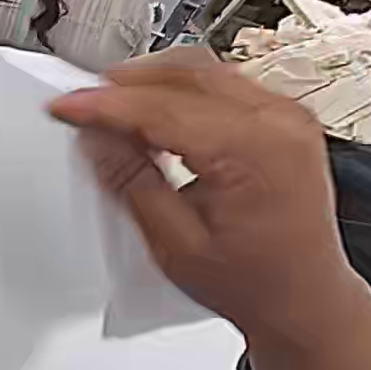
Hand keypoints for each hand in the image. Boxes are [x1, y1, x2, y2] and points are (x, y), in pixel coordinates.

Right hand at [49, 47, 370, 369]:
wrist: (303, 299)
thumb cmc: (254, 284)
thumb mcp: (176, 245)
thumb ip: (133, 183)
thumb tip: (97, 139)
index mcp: (254, 153)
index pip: (161, 108)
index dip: (104, 105)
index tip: (67, 106)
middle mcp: (279, 122)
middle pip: (184, 73)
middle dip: (124, 84)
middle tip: (83, 105)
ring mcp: (287, 116)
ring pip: (202, 70)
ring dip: (150, 83)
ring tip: (110, 110)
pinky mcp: (283, 119)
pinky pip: (222, 84)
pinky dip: (179, 91)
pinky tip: (152, 112)